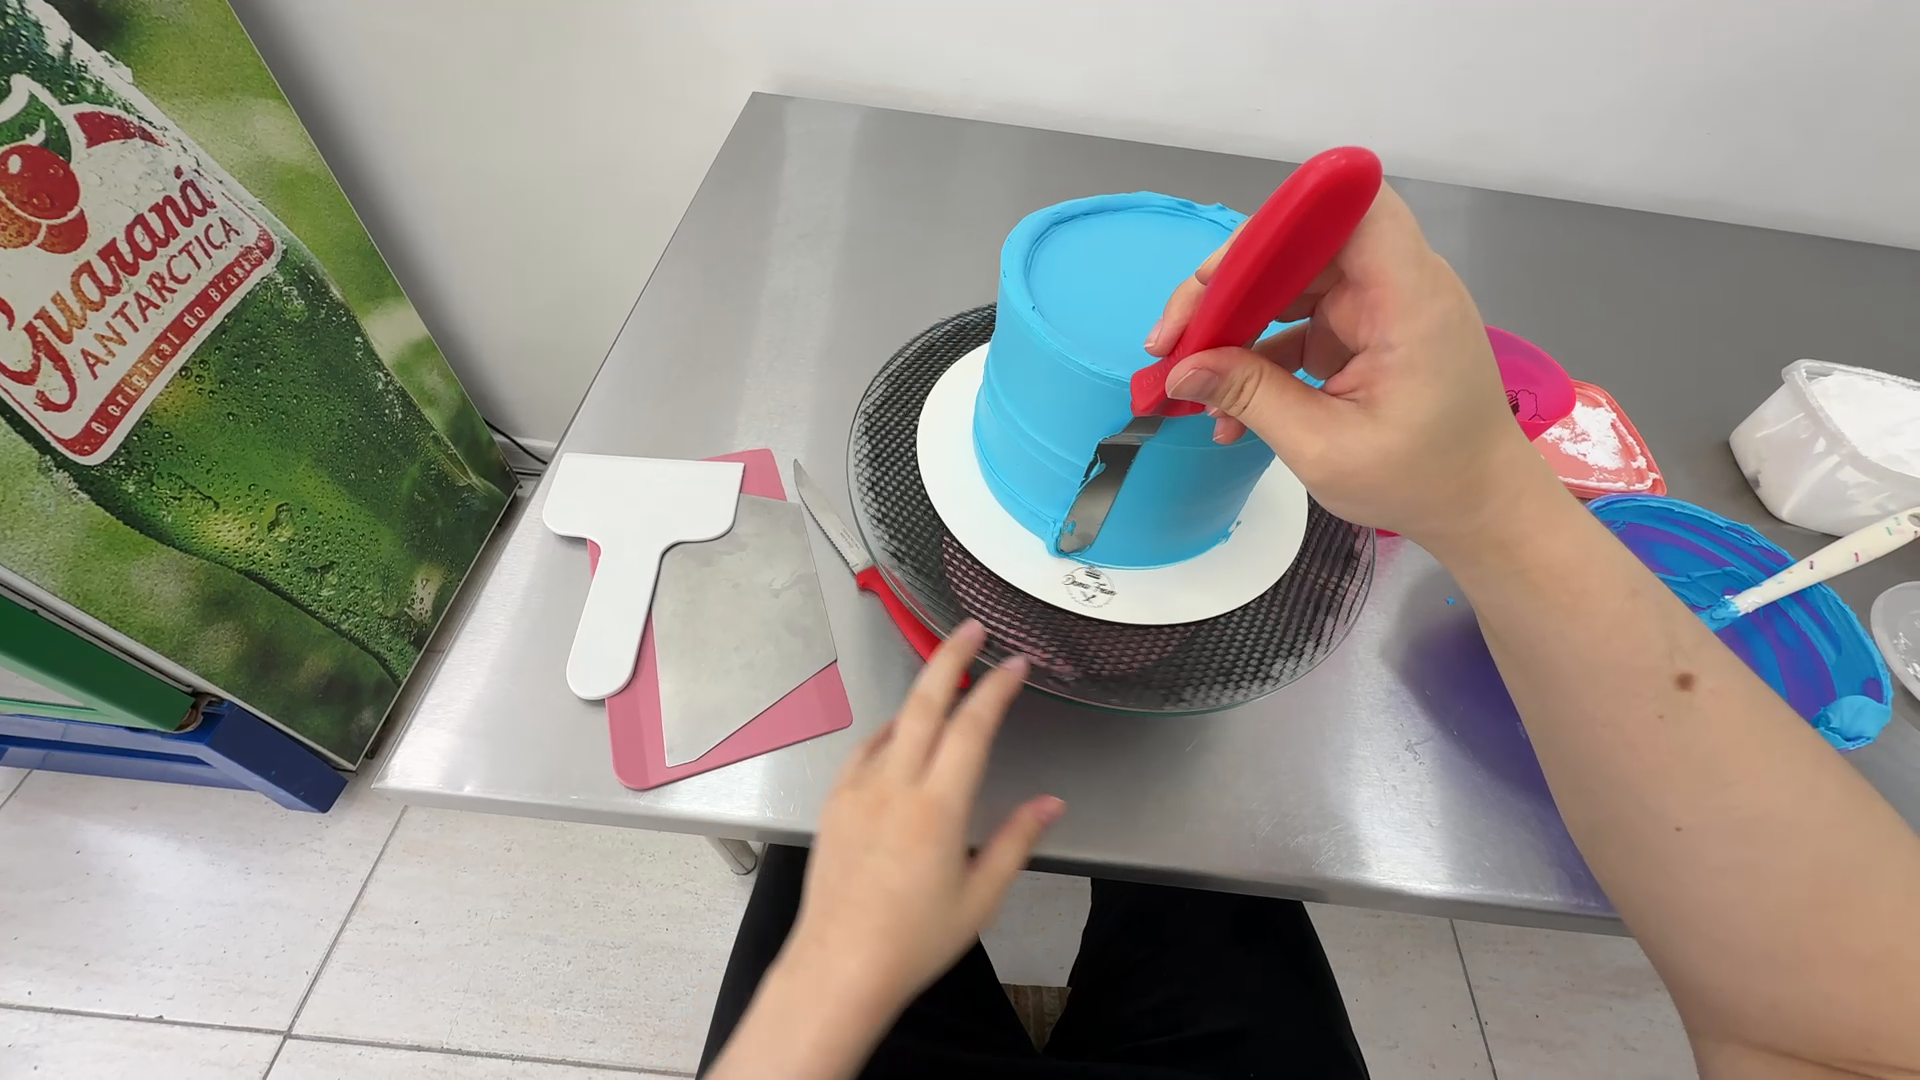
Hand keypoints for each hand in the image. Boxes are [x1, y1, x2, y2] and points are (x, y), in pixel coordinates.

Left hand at [783, 621, 1063, 1012]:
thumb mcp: (980, 897)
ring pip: (895, 722)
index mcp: (937, 807)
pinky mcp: (835, 800)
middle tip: (971, 628)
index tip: (1014, 663)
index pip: (972, 728)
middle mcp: (895, 785)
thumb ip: (1016, 840)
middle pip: (925, 703)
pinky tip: (901, 734)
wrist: (837, 969)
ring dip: (922, 694)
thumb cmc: (915, 940)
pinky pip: (866, 749)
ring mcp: (858, 788)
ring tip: (946, 680)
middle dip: (950, 657)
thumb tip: (1052, 802)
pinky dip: (890, 731)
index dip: (996, 689)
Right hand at [1146, 182, 1558, 549]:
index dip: (1282, 221)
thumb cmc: (1417, 481)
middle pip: (1297, 249)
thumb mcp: (1322, 447)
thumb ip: (1251, 398)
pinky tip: (1224, 409)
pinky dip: (1254, 361)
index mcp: (1406, 300)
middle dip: (1226, 290)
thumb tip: (1180, 370)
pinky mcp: (1358, 336)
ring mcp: (1372, 311)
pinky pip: (1293, 329)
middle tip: (1170, 342)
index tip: (1216, 277)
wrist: (1473, 506)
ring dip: (1230, 329)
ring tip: (1185, 379)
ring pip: (1285, 289)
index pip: (1353, 210)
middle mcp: (1391, 288)